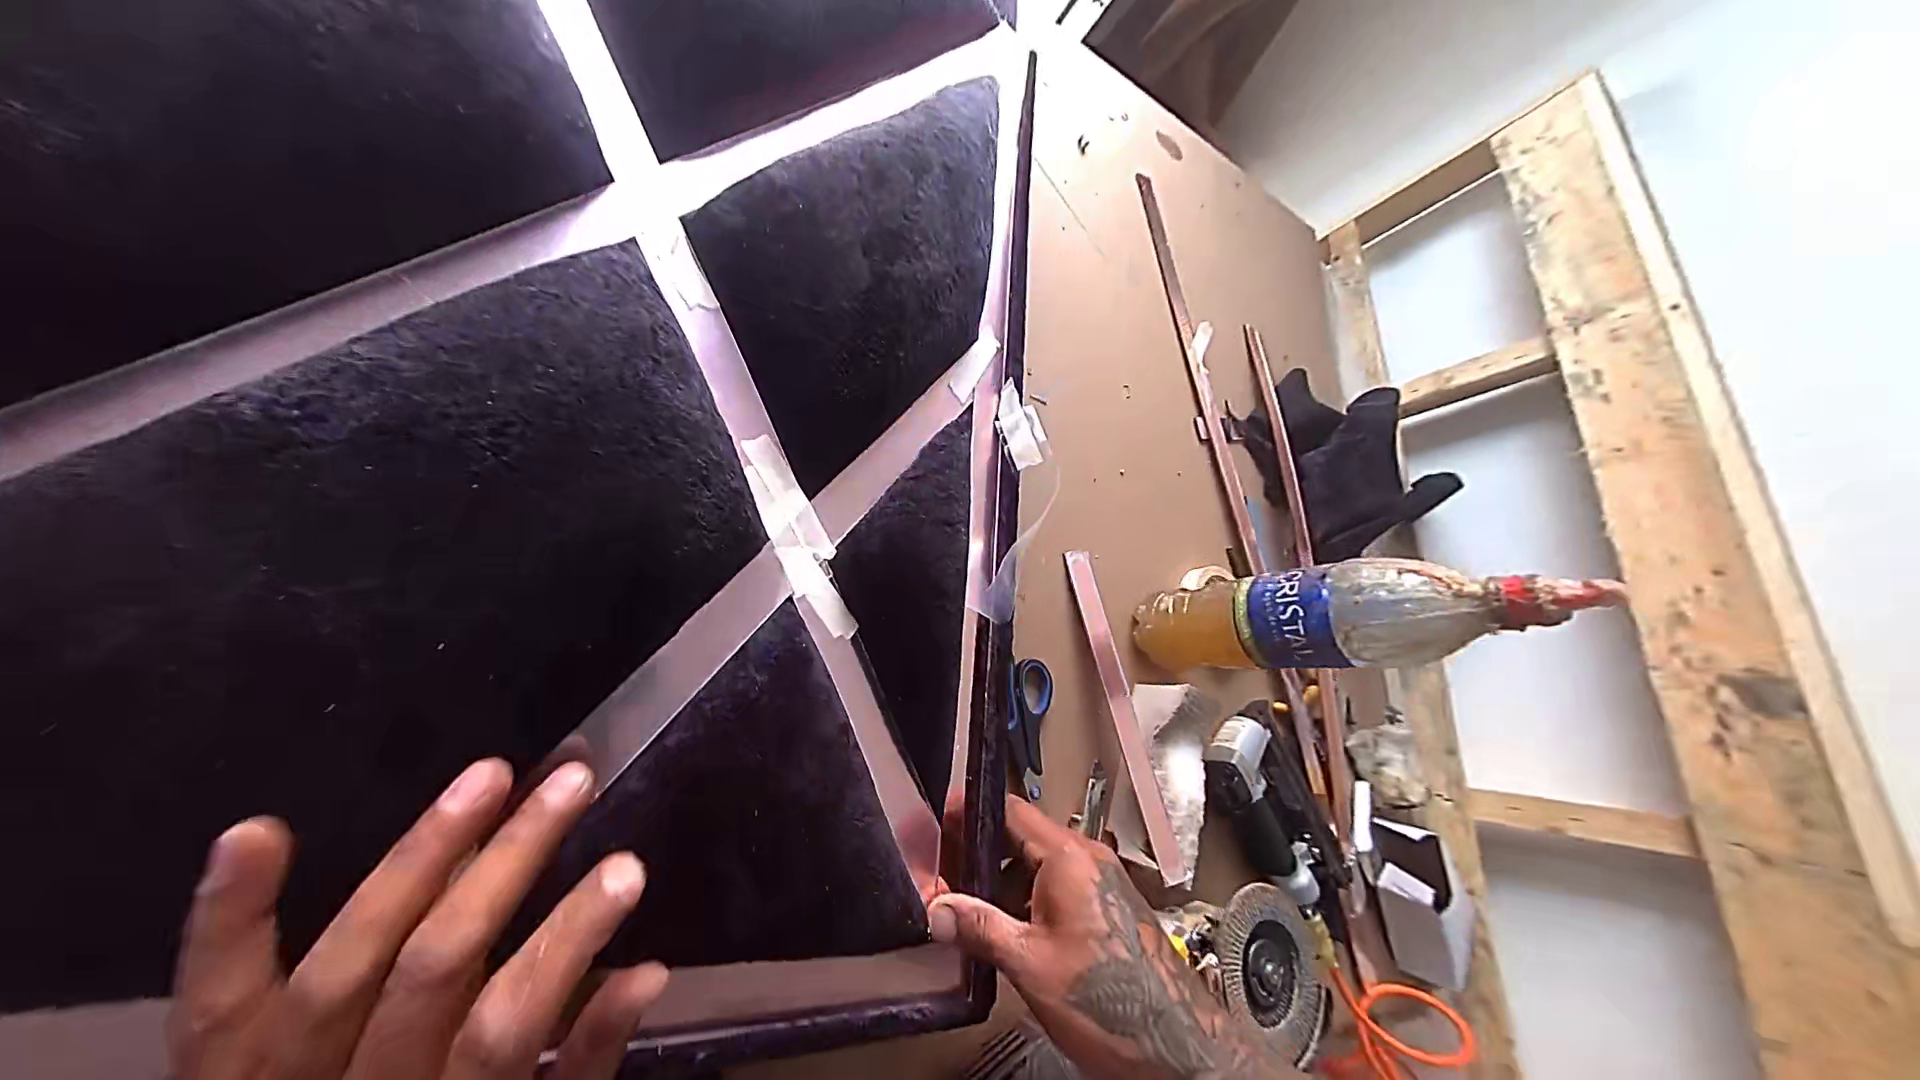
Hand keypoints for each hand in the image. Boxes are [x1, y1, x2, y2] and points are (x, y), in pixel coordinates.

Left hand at [168, 759, 667, 1079]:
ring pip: (344, 961)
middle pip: (432, 966)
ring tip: (488, 775)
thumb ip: (588, 1062)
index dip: (568, 941)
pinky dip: (229, 916)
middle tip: (574, 782)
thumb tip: (649, 973)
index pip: (509, 1022)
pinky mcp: (217, 1069)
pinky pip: (213, 996)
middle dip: (512, 859)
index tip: (627, 867)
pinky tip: (257, 829)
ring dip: (420, 854)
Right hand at [927, 796, 1300, 1079]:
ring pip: (1037, 862)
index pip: (1011, 810)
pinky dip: (1026, 896)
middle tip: (946, 875)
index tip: (942, 822)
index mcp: (1068, 857)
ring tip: (970, 907)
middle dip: (980, 853)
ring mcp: (1100, 880)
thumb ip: (980, 928)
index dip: (972, 813)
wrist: (1178, 1047)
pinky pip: (1057, 884)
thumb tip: (937, 910)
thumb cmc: (1111, 1002)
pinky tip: (1008, 929)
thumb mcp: (1032, 964)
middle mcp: (1087, 858)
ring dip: (1002, 879)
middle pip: (1021, 835)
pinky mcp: (1106, 905)